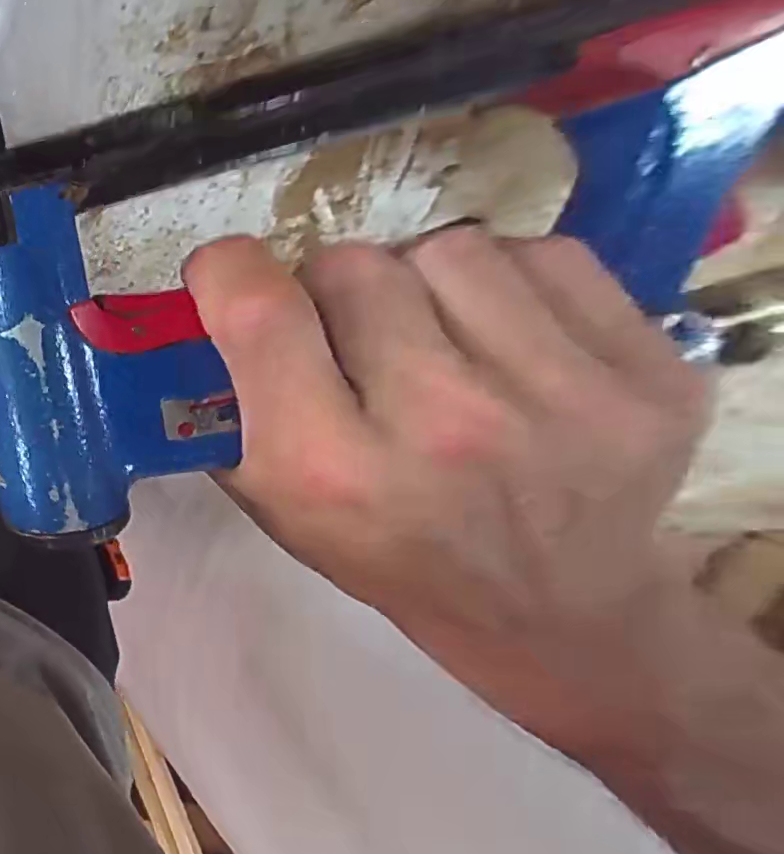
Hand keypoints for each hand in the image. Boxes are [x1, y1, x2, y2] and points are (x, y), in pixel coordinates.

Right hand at [182, 227, 711, 755]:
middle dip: (322, 285)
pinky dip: (499, 278)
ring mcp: (560, 398)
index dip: (226, 270)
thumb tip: (202, 306)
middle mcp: (440, 425)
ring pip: (443, 248)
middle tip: (335, 327)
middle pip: (348, 265)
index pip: (260, 315)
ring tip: (421, 328)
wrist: (543, 605)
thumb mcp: (261, 492)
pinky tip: (494, 331)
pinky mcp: (650, 375)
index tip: (221, 271)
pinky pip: (542, 254)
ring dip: (410, 277)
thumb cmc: (370, 544)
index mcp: (327, 462)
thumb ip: (222, 400)